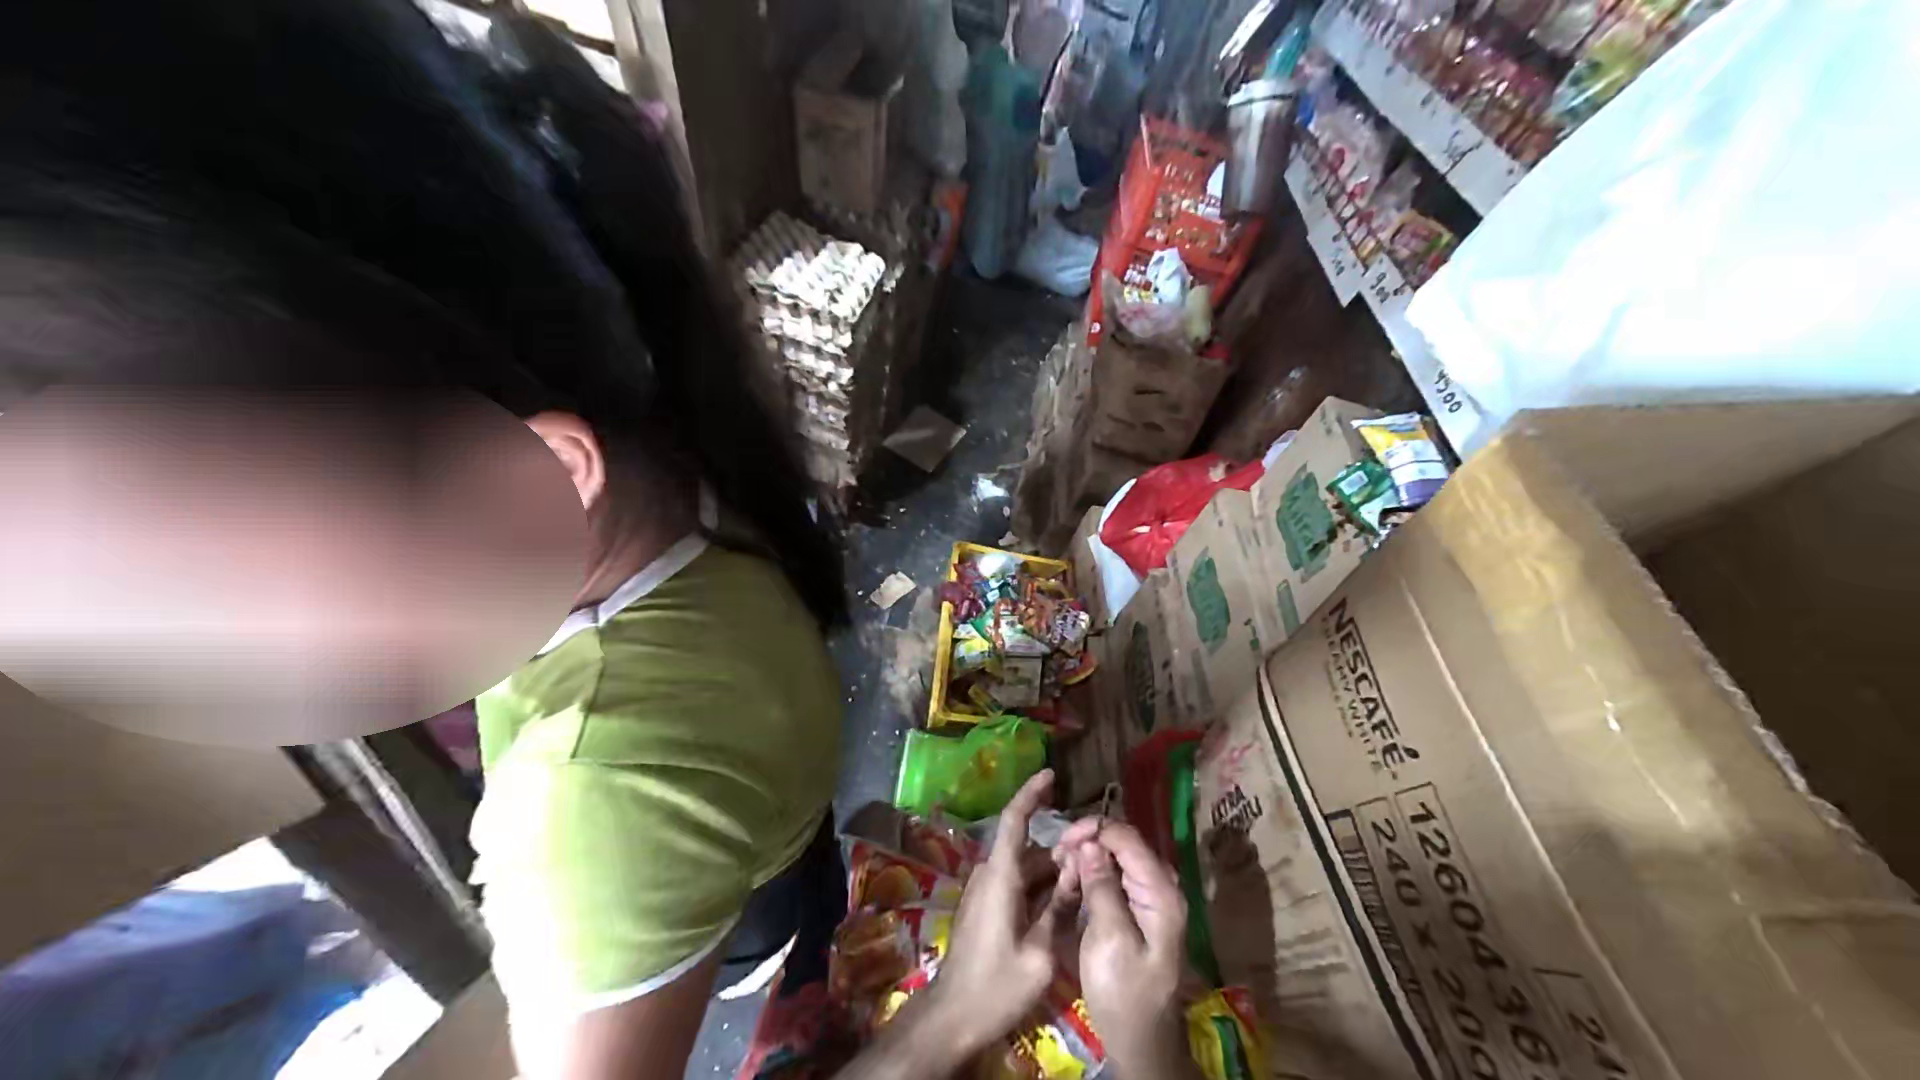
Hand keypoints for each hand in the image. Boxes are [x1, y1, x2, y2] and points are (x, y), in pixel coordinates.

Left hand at [919, 769, 1076, 1062]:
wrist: (953, 1015)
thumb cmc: (996, 985)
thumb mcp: (1040, 951)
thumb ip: (1060, 905)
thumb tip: (1080, 867)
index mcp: (1000, 876)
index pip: (1015, 819)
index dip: (1031, 792)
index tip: (1051, 773)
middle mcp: (991, 874)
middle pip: (1030, 846)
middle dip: (1063, 841)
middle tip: (1099, 840)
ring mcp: (987, 890)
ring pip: (1027, 866)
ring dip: (1056, 866)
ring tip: (1092, 868)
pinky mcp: (988, 906)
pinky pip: (1019, 882)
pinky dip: (1044, 883)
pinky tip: (1070, 893)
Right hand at [1056, 818, 1193, 1077]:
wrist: (1142, 1044)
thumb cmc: (1125, 995)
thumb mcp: (1109, 940)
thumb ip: (1101, 887)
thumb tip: (1088, 843)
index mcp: (1162, 892)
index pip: (1127, 837)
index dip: (1093, 830)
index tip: (1060, 841)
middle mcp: (1162, 887)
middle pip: (1123, 844)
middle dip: (1088, 842)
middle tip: (1057, 857)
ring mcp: (1152, 899)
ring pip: (1117, 859)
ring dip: (1087, 858)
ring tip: (1060, 869)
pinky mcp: (1140, 911)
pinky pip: (1116, 878)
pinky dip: (1093, 874)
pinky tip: (1073, 884)